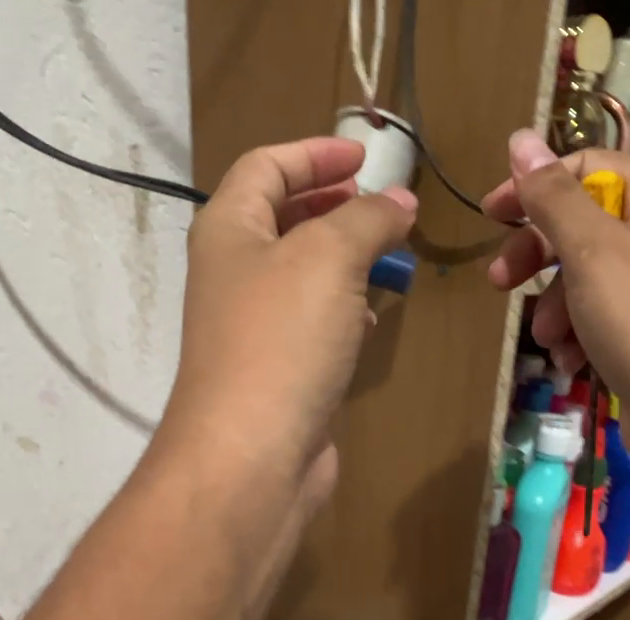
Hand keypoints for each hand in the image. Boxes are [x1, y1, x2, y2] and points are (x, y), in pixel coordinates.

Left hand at [166, 137, 416, 491]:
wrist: (251, 455)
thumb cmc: (282, 341)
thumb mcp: (329, 258)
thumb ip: (367, 219)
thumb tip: (399, 201)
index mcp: (230, 230)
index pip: (267, 167)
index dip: (316, 153)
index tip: (366, 155)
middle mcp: (234, 275)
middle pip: (282, 220)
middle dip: (332, 205)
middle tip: (379, 205)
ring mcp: (254, 329)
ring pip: (302, 277)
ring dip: (343, 261)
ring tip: (387, 258)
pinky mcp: (279, 374)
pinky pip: (312, 327)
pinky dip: (343, 314)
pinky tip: (370, 324)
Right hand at [483, 129, 629, 458]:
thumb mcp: (592, 251)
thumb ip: (553, 197)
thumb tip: (520, 139)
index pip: (586, 167)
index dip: (535, 187)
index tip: (491, 216)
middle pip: (581, 224)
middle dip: (538, 255)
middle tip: (500, 282)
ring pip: (584, 277)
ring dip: (554, 305)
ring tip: (547, 339)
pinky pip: (599, 317)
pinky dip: (577, 334)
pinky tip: (570, 361)